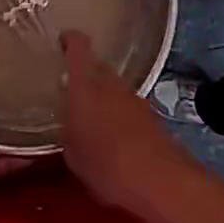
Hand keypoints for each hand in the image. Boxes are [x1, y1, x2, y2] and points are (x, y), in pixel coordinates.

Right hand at [57, 31, 208, 221]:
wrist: (161, 182)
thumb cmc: (106, 165)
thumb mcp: (73, 154)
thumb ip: (68, 131)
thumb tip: (69, 124)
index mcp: (86, 85)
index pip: (79, 47)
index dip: (70, 40)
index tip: (62, 41)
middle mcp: (111, 84)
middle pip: (98, 65)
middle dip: (84, 72)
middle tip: (70, 86)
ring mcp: (135, 98)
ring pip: (114, 86)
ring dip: (102, 94)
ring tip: (90, 115)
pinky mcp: (152, 116)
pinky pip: (127, 105)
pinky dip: (118, 111)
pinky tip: (112, 134)